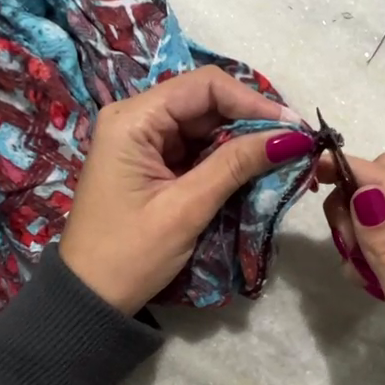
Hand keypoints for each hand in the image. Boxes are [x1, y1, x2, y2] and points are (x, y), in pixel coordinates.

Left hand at [61, 67, 312, 313]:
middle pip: (205, 102)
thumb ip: (236, 165)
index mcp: (132, 119)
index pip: (204, 86)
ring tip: (283, 158)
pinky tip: (254, 170)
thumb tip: (292, 136)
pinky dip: (224, 158)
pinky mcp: (149, 164)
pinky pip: (194, 149)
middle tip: (295, 146)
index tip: (293, 128)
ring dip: (242, 141)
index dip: (253, 101)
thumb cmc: (129, 254)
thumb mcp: (186, 208)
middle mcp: (134, 118)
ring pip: (204, 125)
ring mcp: (140, 141)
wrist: (88, 298)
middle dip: (251, 121)